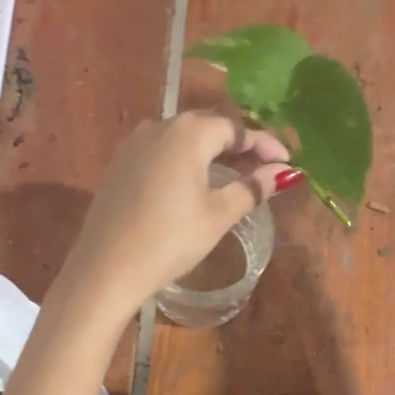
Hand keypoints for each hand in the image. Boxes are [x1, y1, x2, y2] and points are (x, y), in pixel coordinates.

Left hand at [59, 112, 295, 315]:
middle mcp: (160, 126)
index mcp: (189, 132)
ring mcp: (135, 144)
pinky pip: (163, 154)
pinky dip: (187, 163)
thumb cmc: (169, 240)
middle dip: (241, 145)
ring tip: (235, 175)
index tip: (288, 163)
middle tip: (266, 168)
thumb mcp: (217, 216)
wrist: (106, 267)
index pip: (237, 128)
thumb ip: (251, 189)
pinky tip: (196, 184)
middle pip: (209, 128)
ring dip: (212, 153)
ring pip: (184, 140)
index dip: (265, 144)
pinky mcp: (120, 166)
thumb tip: (284, 174)